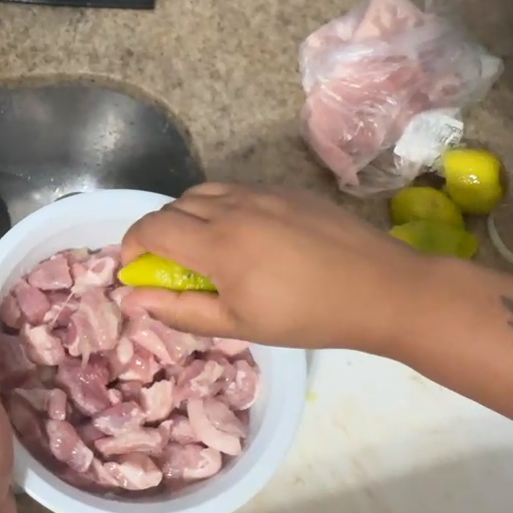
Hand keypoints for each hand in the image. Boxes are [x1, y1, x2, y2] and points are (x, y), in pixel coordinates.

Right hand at [119, 183, 437, 354]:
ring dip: (186, 217)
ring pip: (200, 193)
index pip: (151, 228)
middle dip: (157, 234)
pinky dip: (218, 207)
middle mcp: (232, 207)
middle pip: (171, 208)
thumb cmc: (308, 316)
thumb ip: (179, 309)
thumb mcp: (239, 323)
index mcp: (217, 243)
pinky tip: (241, 235)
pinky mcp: (284, 189)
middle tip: (170, 267)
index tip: (134, 269)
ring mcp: (260, 193)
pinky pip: (233, 189)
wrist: (382, 288)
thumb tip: (132, 299)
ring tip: (202, 248)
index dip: (131, 245)